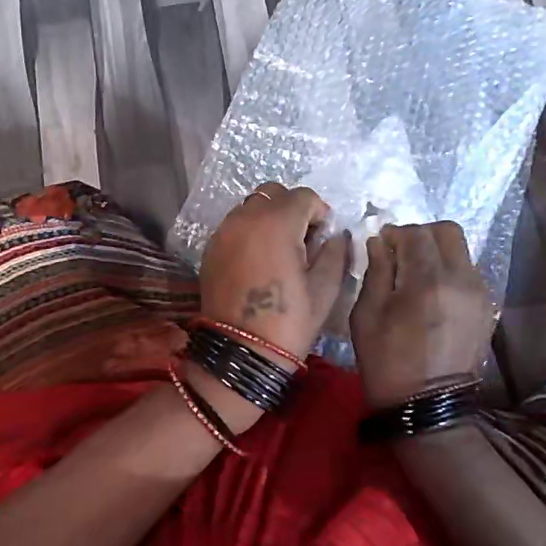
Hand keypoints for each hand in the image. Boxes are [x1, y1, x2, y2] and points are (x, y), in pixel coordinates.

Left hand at [197, 183, 350, 362]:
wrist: (241, 351)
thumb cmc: (288, 322)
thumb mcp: (324, 289)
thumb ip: (334, 252)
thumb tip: (335, 236)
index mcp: (276, 223)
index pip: (304, 196)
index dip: (319, 213)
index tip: (322, 238)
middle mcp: (245, 219)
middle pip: (273, 194)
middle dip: (292, 209)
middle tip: (302, 240)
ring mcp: (223, 232)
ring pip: (250, 208)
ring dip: (268, 219)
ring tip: (279, 251)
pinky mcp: (210, 249)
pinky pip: (233, 226)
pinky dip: (249, 233)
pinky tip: (258, 261)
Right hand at [350, 222, 494, 408]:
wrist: (427, 405)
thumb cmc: (386, 362)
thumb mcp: (367, 315)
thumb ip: (376, 272)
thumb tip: (379, 243)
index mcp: (427, 281)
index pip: (416, 233)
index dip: (395, 233)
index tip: (381, 244)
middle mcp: (461, 279)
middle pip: (447, 232)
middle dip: (421, 235)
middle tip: (400, 252)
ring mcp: (479, 293)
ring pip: (461, 252)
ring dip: (437, 253)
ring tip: (415, 275)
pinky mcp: (487, 308)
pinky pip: (468, 274)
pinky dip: (449, 272)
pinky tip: (431, 294)